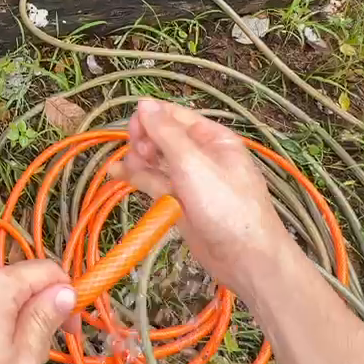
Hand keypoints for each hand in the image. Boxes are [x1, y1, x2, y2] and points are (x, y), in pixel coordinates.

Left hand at [0, 259, 73, 363]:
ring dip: (23, 321)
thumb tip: (65, 292)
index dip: (69, 295)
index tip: (76, 328)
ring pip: (7, 298)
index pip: (47, 269)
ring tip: (22, 363)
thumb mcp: (22, 361)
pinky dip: (2, 327)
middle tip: (51, 351)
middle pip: (25, 281)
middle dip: (45, 310)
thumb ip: (44, 320)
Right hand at [114, 99, 295, 297]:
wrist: (247, 261)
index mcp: (210, 137)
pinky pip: (152, 181)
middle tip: (140, 156)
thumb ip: (165, 132)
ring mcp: (187, 178)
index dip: (149, 119)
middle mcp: (199, 153)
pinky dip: (135, 176)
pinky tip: (115, 173)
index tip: (134, 132)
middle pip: (159, 135)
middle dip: (143, 141)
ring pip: (153, 158)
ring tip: (129, 169)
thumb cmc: (225, 205)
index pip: (172, 115)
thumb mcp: (193, 163)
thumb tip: (143, 102)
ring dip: (136, 159)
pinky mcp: (178, 200)